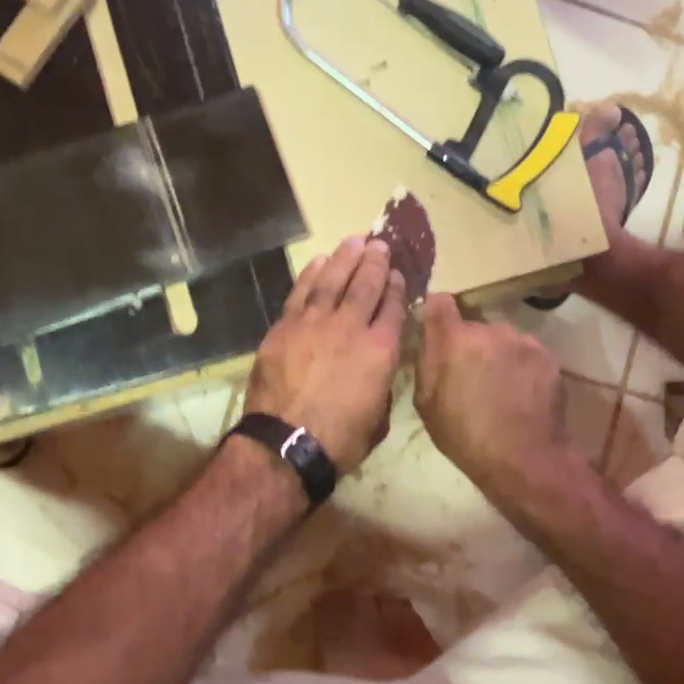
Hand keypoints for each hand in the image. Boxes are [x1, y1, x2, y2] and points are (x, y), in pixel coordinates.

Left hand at [245, 237, 408, 470]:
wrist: (287, 443)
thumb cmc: (340, 440)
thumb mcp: (379, 418)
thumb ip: (381, 385)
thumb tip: (376, 373)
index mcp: (381, 350)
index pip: (394, 308)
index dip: (398, 288)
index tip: (399, 275)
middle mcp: (351, 327)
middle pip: (366, 285)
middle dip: (375, 262)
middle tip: (380, 245)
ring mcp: (315, 322)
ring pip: (333, 279)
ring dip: (345, 258)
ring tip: (354, 241)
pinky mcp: (285, 326)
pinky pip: (301, 292)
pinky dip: (312, 273)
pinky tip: (320, 261)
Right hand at [413, 293, 570, 500]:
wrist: (523, 458)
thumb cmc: (465, 436)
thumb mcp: (426, 403)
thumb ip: (426, 361)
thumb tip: (427, 335)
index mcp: (455, 340)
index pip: (441, 304)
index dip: (437, 313)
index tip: (437, 327)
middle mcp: (490, 330)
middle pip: (474, 326)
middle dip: (469, 344)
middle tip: (470, 375)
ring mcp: (523, 341)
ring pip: (502, 338)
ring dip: (498, 354)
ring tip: (499, 387)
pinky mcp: (547, 356)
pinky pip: (526, 352)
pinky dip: (521, 366)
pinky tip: (521, 392)